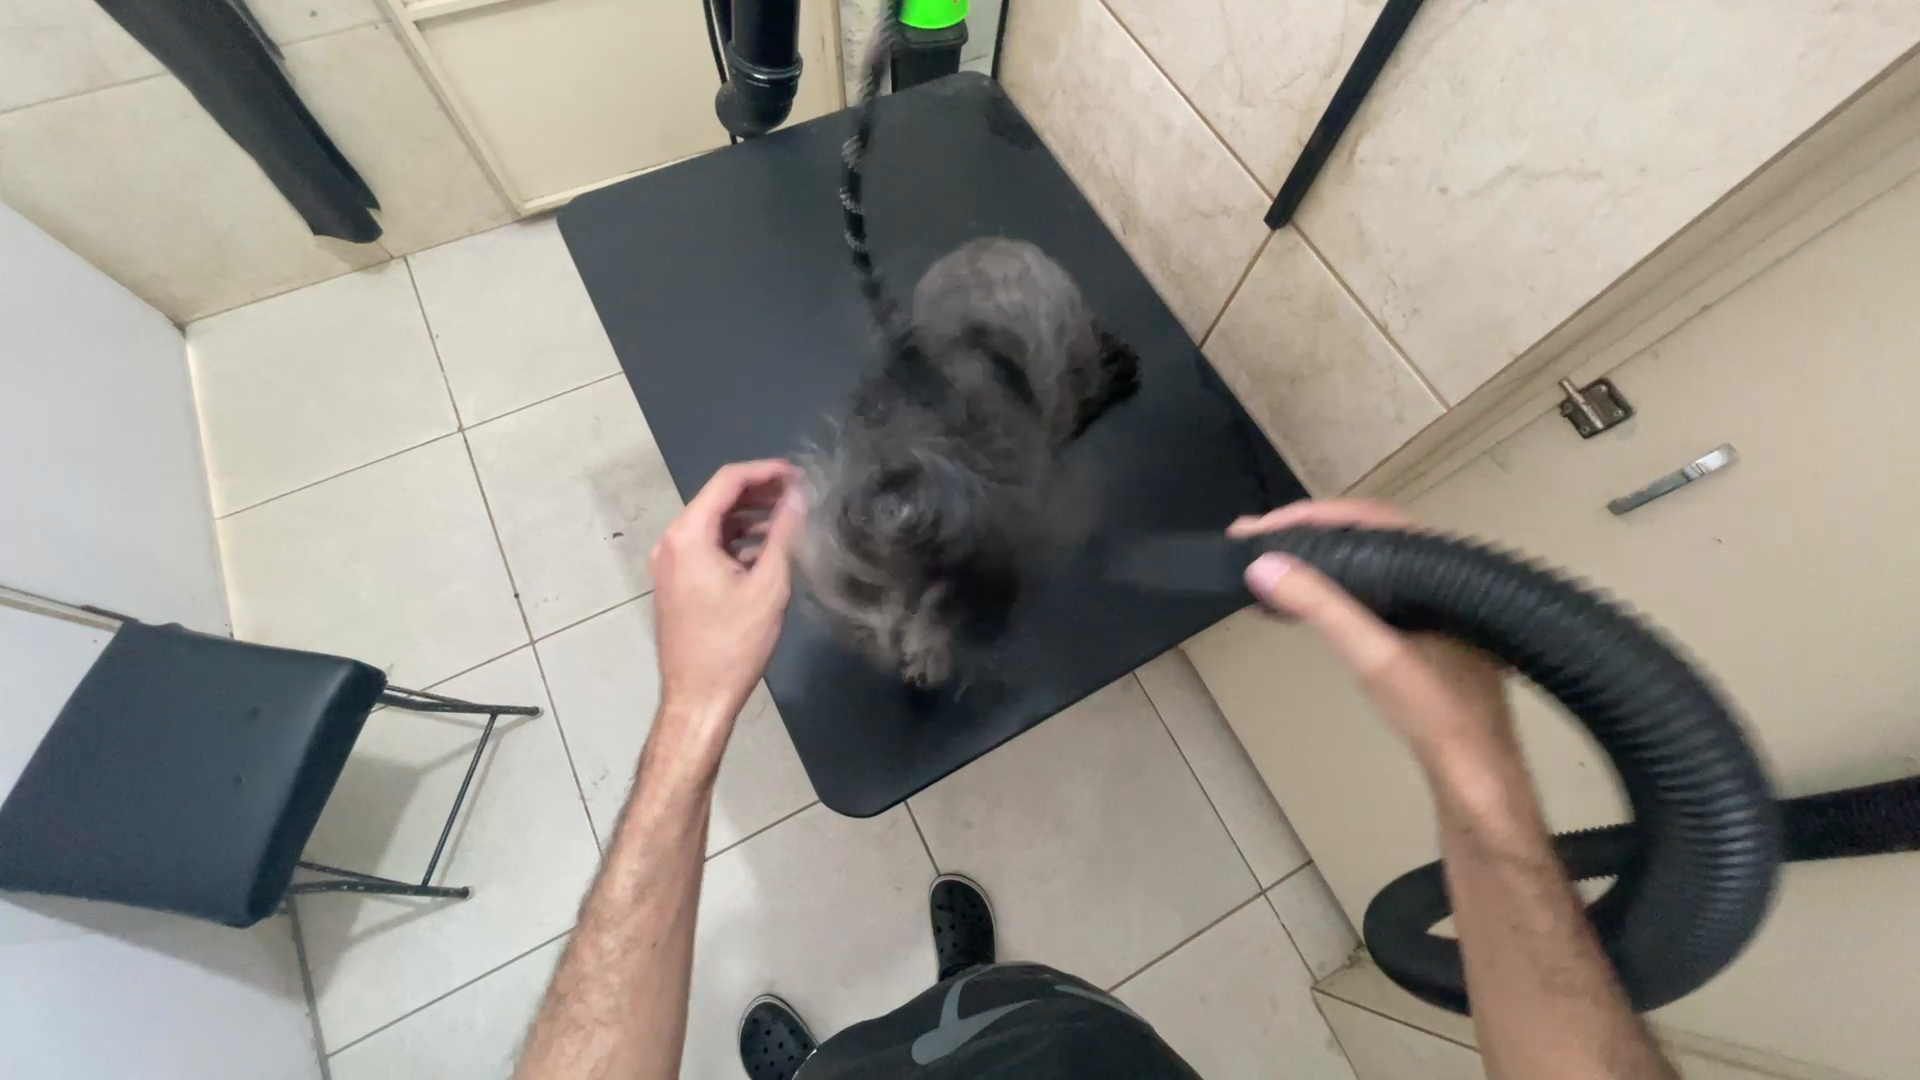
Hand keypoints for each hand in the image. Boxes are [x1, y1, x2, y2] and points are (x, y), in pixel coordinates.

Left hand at [649, 460, 803, 753]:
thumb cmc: (734, 643)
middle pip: (717, 499)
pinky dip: (736, 540)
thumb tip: (800, 496)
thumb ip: (784, 534)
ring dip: (750, 516)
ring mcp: (670, 562)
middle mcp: (671, 541)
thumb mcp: (769, 585)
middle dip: (760, 492)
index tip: (800, 475)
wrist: (698, 697)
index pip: (728, 481)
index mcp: (689, 535)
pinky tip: (766, 548)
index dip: (766, 471)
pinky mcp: (676, 581)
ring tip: (790, 518)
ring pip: (713, 523)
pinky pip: (707, 546)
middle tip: (799, 493)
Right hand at [1228, 500, 1513, 768]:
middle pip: (1360, 535)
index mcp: (1437, 567)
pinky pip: (1360, 588)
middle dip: (1301, 534)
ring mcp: (1427, 600)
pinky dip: (1322, 588)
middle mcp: (1436, 574)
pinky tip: (1292, 599)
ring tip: (1260, 562)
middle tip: (1250, 540)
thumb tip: (1262, 566)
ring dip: (1308, 561)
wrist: (1473, 770)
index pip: (1367, 518)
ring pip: (1358, 562)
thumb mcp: (1373, 656)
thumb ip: (1321, 607)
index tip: (1258, 529)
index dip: (1308, 517)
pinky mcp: (1416, 624)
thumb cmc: (1434, 711)